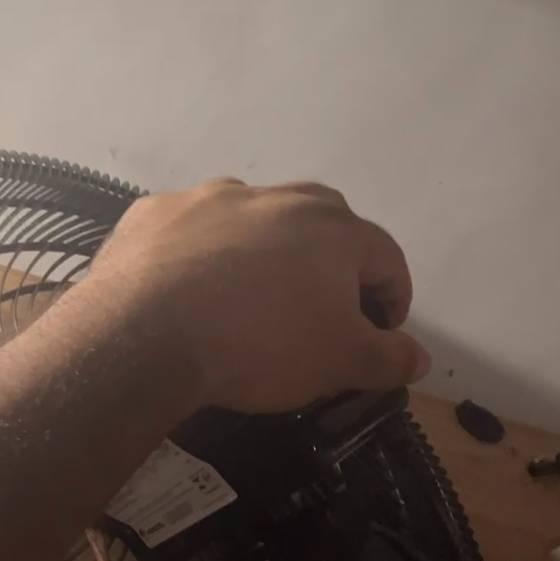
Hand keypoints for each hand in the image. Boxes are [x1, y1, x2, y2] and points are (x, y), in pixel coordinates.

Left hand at [80, 179, 429, 413]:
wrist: (143, 335)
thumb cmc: (258, 345)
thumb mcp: (338, 363)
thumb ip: (387, 358)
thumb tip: (416, 357)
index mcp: (331, 227)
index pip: (383, 258)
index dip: (390, 298)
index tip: (380, 332)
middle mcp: (270, 197)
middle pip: (316, 226)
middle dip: (325, 266)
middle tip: (314, 310)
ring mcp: (203, 199)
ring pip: (245, 221)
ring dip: (255, 253)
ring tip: (241, 298)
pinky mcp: (149, 215)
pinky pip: (183, 233)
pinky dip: (191, 255)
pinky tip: (180, 288)